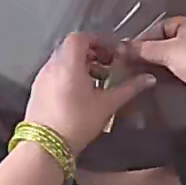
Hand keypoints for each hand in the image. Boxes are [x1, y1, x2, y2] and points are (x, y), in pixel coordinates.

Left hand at [25, 33, 156, 153]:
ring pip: (63, 61)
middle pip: (72, 48)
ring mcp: (42, 78)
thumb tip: (147, 79)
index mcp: (68, 63)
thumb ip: (129, 88)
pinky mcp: (38, 91)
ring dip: (82, 64)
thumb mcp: (107, 104)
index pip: (81, 38)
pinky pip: (55, 73)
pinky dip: (69, 75)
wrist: (45, 147)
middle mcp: (52, 66)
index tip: (112, 51)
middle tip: (108, 64)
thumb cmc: (75, 123)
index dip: (99, 40)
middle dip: (93, 52)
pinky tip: (81, 93)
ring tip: (98, 79)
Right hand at [124, 17, 185, 110]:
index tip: (130, 48)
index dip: (146, 36)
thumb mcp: (168, 50)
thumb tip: (121, 47)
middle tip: (128, 62)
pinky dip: (163, 75)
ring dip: (155, 65)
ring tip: (134, 73)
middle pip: (165, 43)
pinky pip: (175, 72)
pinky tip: (148, 81)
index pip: (163, 26)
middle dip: (148, 52)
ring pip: (169, 59)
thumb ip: (144, 49)